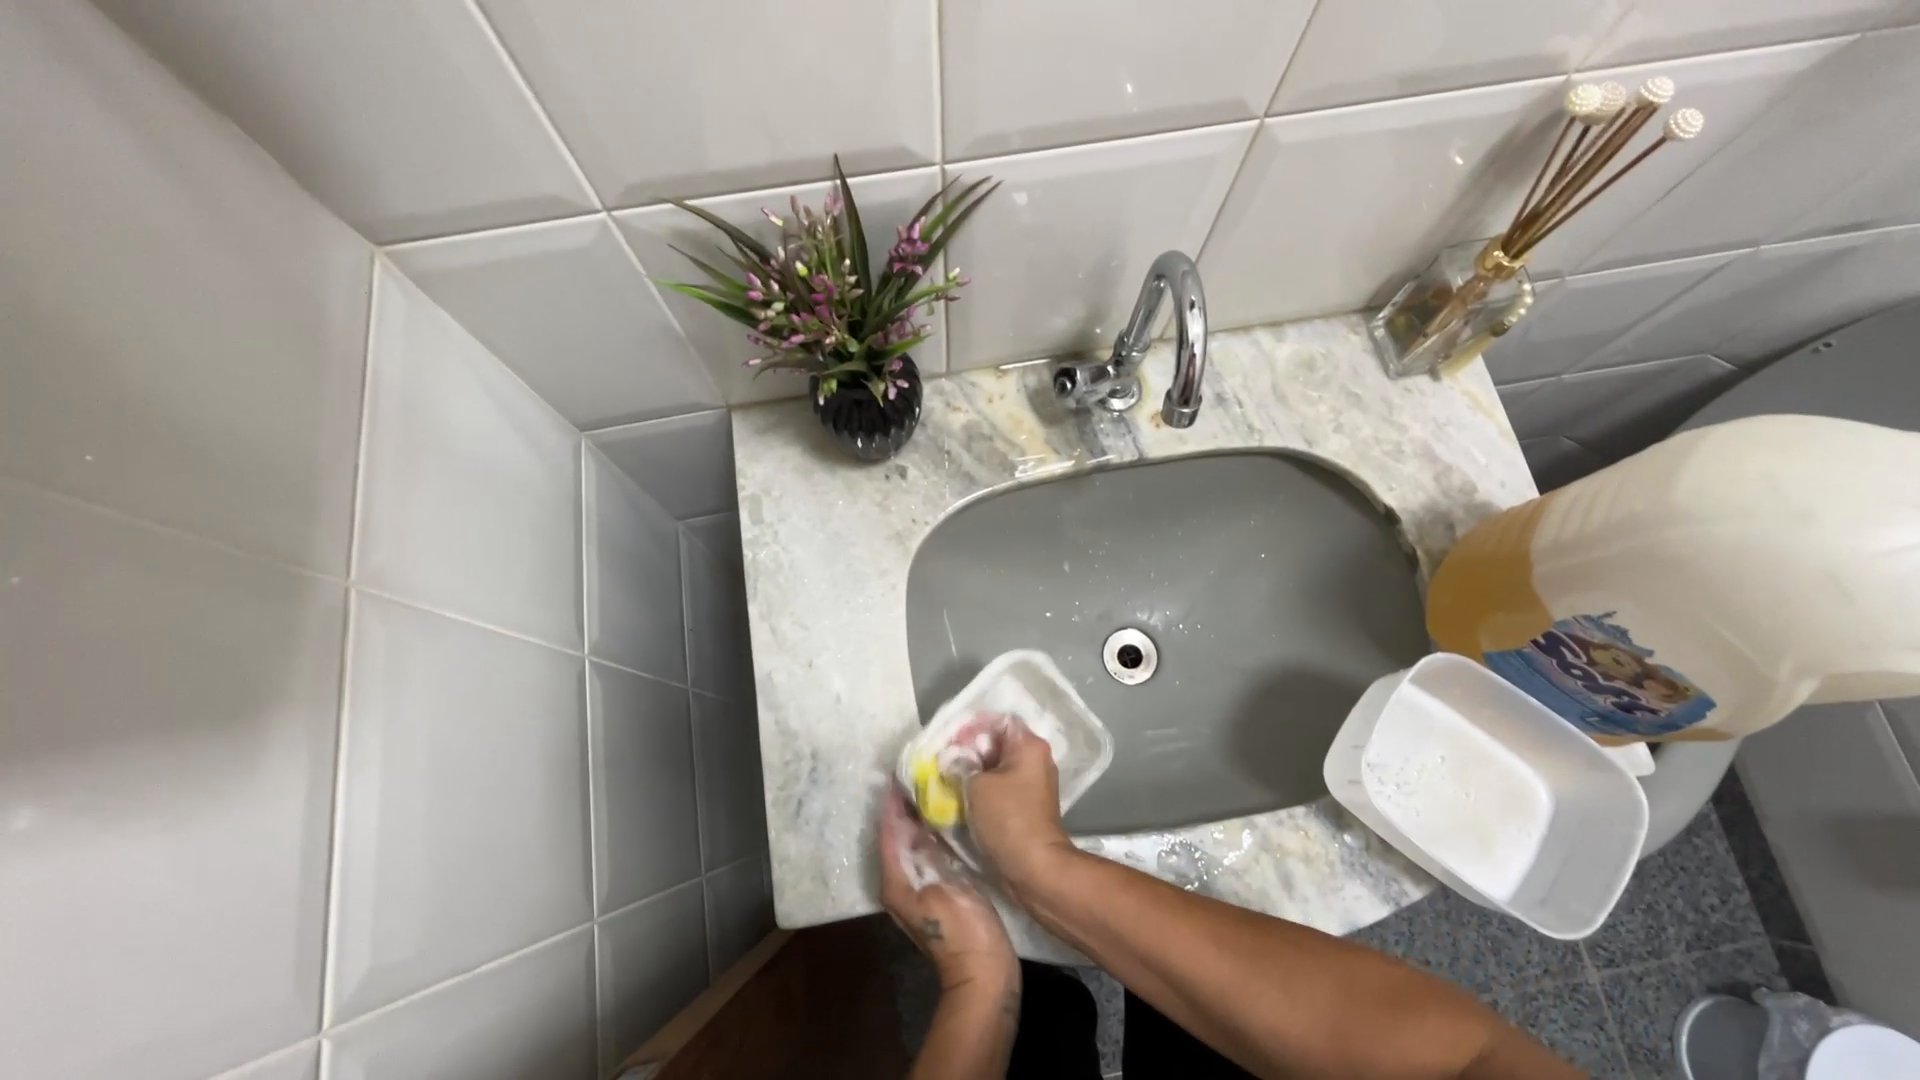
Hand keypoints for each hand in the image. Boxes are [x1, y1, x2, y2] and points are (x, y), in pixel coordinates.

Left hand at [877, 782, 1016, 993]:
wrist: (984, 973)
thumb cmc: (962, 931)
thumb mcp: (941, 888)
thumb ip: (922, 854)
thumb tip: (910, 819)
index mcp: (895, 878)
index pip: (888, 828)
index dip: (892, 799)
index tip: (903, 769)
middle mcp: (901, 878)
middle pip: (898, 831)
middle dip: (906, 802)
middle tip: (923, 768)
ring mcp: (921, 885)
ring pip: (914, 839)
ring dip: (920, 813)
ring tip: (937, 783)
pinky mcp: (941, 887)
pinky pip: (931, 849)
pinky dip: (935, 829)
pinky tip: (952, 814)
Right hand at [949, 715, 1077, 893]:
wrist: (1034, 867)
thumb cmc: (1008, 819)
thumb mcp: (976, 786)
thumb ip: (960, 765)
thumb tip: (950, 758)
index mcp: (1029, 746)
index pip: (996, 722)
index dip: (970, 728)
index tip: (946, 742)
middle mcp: (1035, 759)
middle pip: (996, 744)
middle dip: (967, 753)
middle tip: (941, 762)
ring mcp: (1032, 783)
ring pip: (996, 768)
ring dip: (972, 774)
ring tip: (945, 780)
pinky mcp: (1026, 805)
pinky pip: (1000, 788)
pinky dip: (981, 791)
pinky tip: (959, 799)